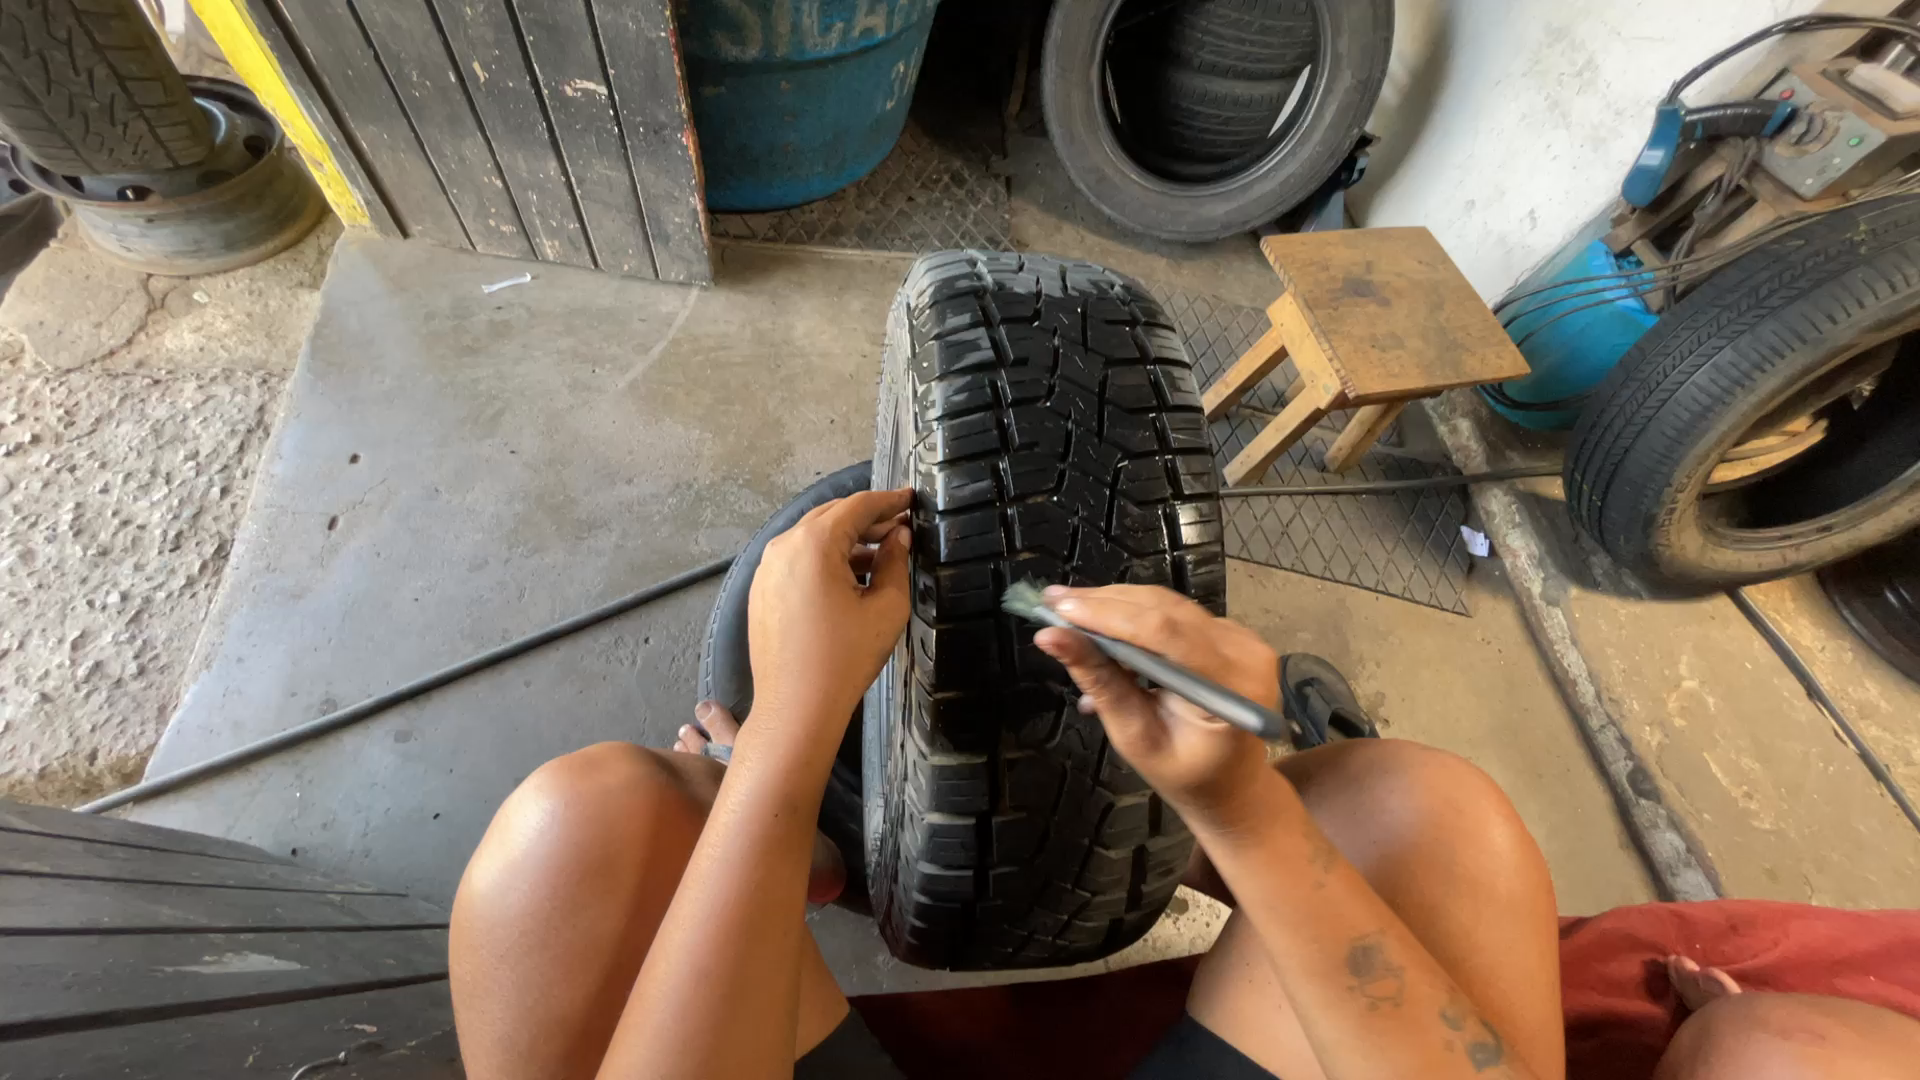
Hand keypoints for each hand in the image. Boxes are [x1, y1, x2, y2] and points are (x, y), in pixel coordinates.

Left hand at [747, 488, 912, 742]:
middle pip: (831, 516)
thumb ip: (895, 562)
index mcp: (814, 543)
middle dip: (867, 518)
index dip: (888, 501)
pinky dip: (824, 559)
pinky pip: (797, 560)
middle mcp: (783, 546)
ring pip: (812, 537)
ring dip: (846, 540)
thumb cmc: (846, 657)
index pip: (858, 506)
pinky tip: (849, 577)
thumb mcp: (886, 607)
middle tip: (899, 526)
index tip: (910, 498)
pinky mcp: (761, 591)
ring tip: (880, 554)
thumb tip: (898, 537)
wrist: (797, 707)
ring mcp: (766, 569)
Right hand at [1034, 585, 1278, 818]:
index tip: (1058, 609)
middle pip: (1164, 609)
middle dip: (1103, 603)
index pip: (1164, 633)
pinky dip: (1132, 613)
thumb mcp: (1134, 735)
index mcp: (1229, 687)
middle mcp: (1245, 651)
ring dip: (1113, 603)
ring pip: (1166, 603)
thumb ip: (1098, 682)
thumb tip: (1049, 636)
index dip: (1108, 616)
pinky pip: (1175, 612)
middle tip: (1050, 600)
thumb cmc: (1183, 772)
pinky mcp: (1231, 631)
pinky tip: (1098, 618)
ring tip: (1066, 606)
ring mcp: (1242, 638)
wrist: (1232, 783)